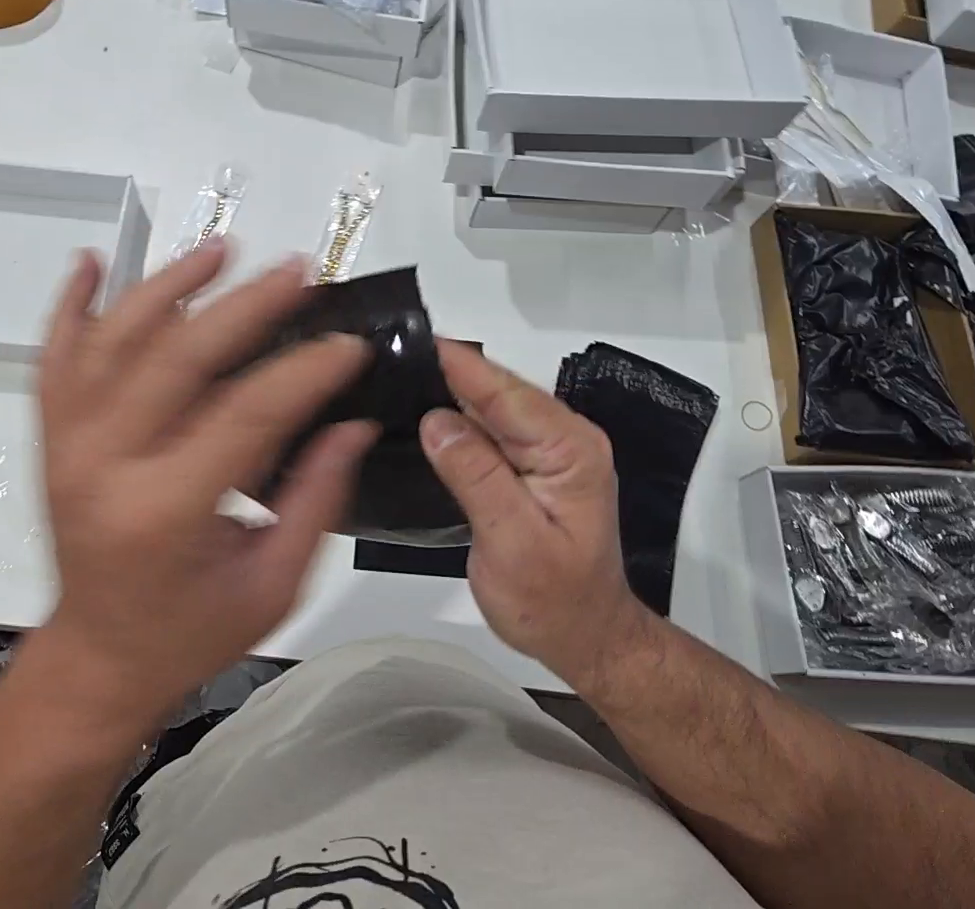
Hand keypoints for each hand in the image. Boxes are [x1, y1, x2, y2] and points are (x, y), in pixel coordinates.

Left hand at [36, 241, 375, 722]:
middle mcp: (105, 464)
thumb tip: (354, 421)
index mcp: (166, 509)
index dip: (306, 370)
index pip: (247, 412)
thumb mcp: (273, 585)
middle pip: (179, 356)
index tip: (350, 345)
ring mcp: (67, 445)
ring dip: (167, 285)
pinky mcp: (51, 439)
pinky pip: (53, 358)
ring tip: (220, 249)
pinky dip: (69, 306)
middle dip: (247, 305)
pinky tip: (89, 262)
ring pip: (113, 340)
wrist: (98, 658)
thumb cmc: (190, 633)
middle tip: (298, 272)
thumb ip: (317, 498)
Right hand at [418, 342, 642, 683]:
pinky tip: (423, 415)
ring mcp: (548, 452)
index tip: (411, 337)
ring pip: (491, 409)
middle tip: (389, 353)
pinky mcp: (531, 468)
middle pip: (499, 392)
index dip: (458, 364)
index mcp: (569, 448)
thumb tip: (435, 419)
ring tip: (396, 373)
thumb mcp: (512, 543)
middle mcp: (563, 438)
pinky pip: (490, 433)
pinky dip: (457, 421)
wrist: (584, 637)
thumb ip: (477, 477)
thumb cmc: (552, 601)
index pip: (506, 392)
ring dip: (449, 392)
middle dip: (449, 370)